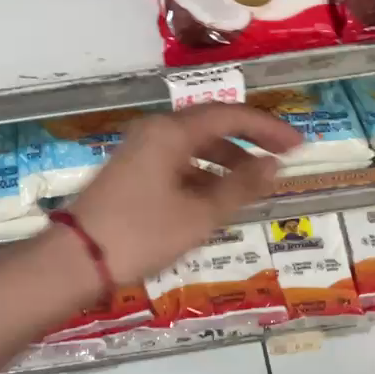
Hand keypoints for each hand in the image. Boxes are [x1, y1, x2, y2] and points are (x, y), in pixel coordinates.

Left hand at [64, 103, 302, 285]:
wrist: (75, 258)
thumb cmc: (140, 233)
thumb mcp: (198, 215)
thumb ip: (239, 187)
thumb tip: (273, 163)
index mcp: (171, 131)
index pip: (229, 115)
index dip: (267, 127)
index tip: (299, 144)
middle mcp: (155, 130)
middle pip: (211, 124)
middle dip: (249, 139)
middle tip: (282, 158)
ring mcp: (139, 148)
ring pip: (193, 144)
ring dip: (226, 158)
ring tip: (255, 183)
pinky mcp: (131, 169)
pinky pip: (177, 159)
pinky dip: (202, 172)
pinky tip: (216, 196)